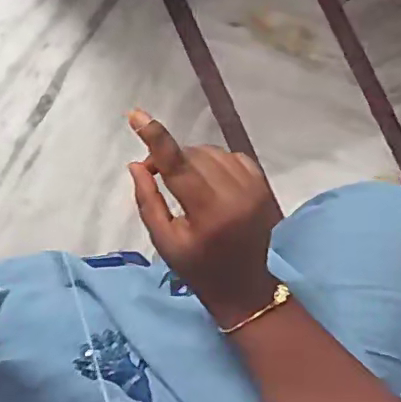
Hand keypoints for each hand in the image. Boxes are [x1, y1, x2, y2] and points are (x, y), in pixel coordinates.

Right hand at [125, 109, 282, 328]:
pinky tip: (209, 181)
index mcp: (208, 214)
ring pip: (212, 152)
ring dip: (192, 159)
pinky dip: (215, 162)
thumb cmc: (197, 267)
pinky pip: (232, 156)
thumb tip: (137, 164)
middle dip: (170, 158)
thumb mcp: (164, 240)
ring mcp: (254, 190)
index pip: (178, 166)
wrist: (243, 286)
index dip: (156, 138)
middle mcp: (235, 196)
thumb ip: (147, 200)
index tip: (137, 115)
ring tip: (184, 182)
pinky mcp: (263, 186)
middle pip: (192, 155)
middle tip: (155, 175)